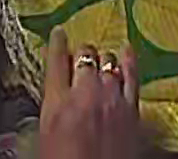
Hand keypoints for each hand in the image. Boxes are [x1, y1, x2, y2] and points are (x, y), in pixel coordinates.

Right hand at [37, 27, 140, 158]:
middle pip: (85, 55)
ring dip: (101, 60)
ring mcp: (111, 97)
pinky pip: (131, 74)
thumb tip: (52, 98)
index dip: (57, 43)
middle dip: (81, 54)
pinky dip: (128, 59)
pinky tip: (126, 50)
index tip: (59, 33)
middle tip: (80, 58)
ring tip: (99, 63)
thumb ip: (50, 113)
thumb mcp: (44, 143)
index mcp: (57, 105)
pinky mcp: (132, 107)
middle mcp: (85, 93)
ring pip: (107, 60)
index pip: (56, 62)